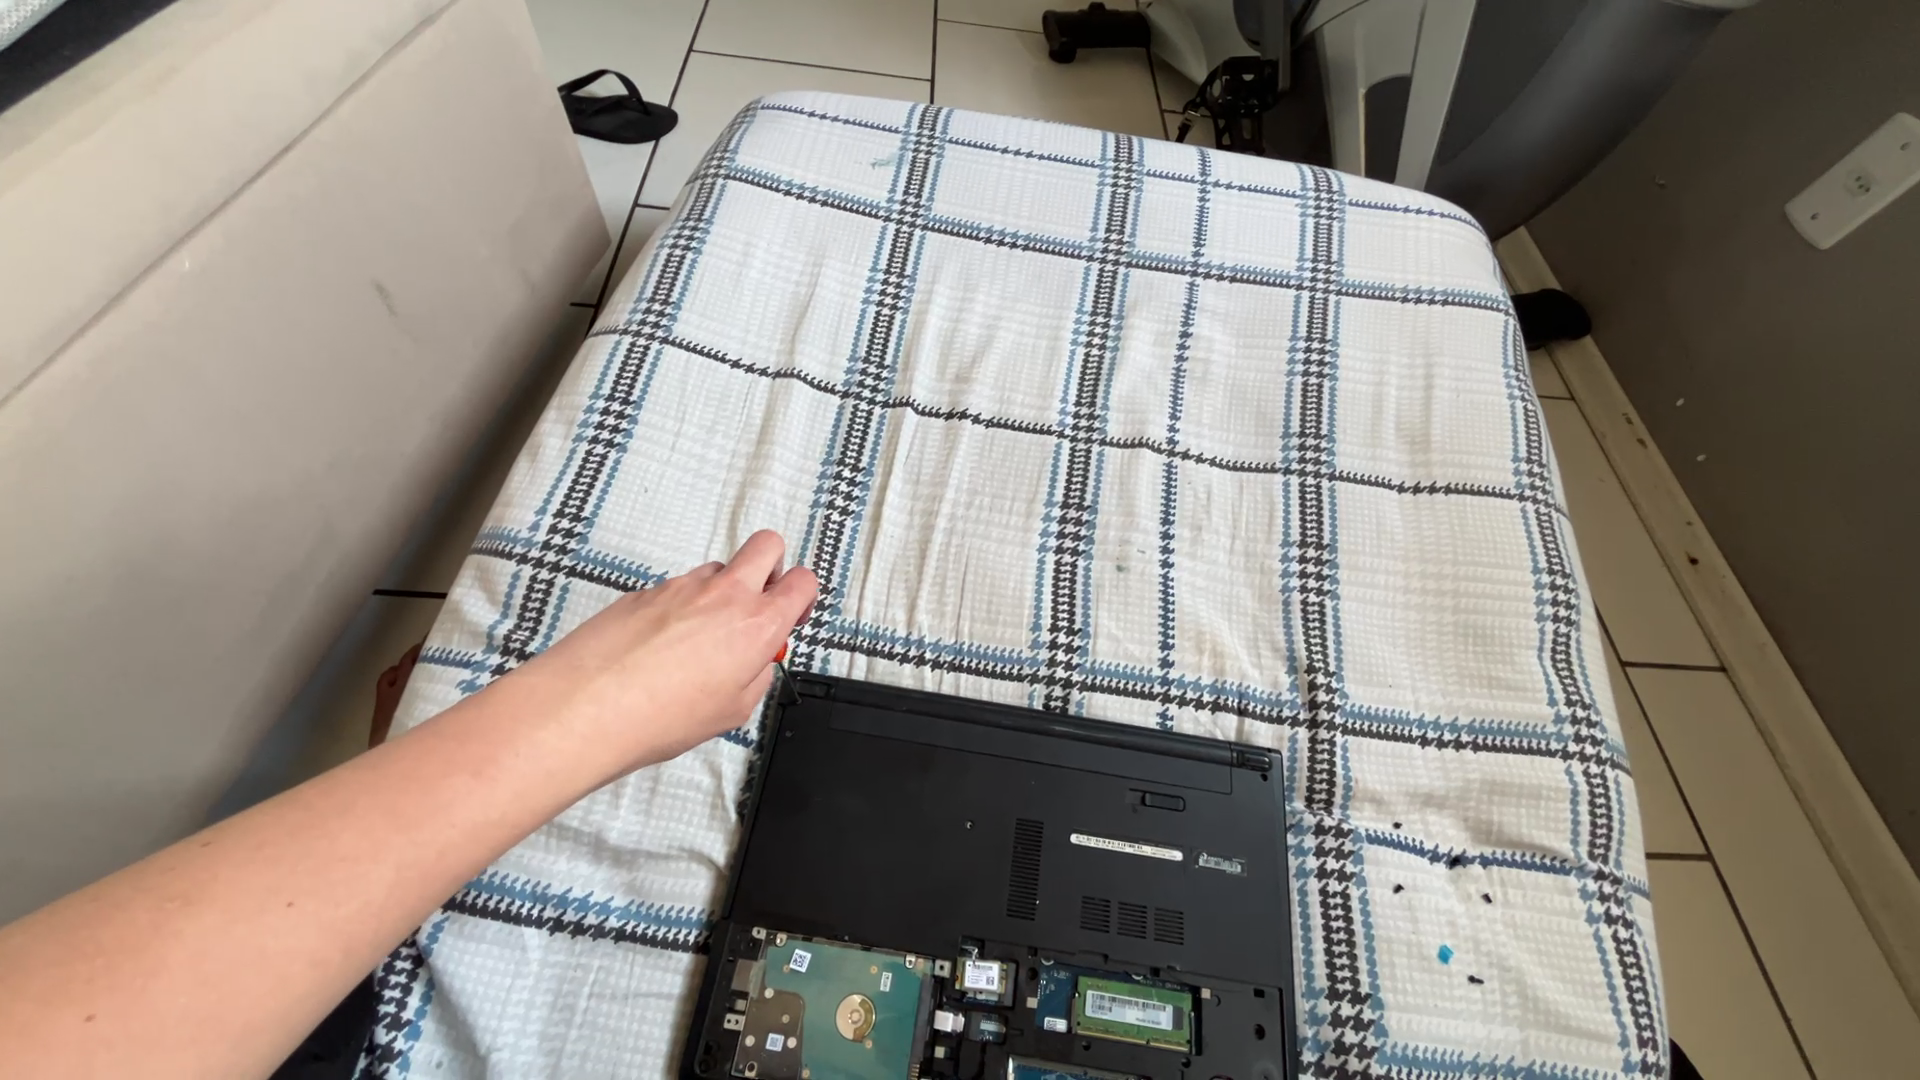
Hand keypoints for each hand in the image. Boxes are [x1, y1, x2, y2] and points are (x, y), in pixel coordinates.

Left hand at [486, 530, 817, 784]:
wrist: (585, 707)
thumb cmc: (658, 716)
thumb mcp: (734, 710)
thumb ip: (757, 674)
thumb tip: (755, 660)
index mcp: (757, 623)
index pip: (802, 581)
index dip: (803, 597)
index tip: (791, 616)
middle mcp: (724, 594)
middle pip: (768, 544)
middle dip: (773, 566)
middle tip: (759, 601)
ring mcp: (682, 587)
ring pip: (718, 568)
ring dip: (721, 592)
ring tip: (699, 639)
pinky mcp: (645, 591)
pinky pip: (677, 589)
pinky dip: (680, 609)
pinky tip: (661, 649)